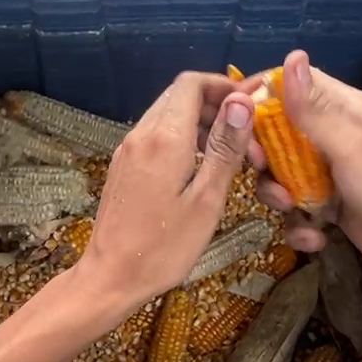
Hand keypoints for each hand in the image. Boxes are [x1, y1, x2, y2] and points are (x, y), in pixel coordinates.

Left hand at [80, 72, 256, 305]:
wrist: (111, 277)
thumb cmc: (164, 248)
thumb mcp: (205, 201)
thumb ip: (225, 149)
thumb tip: (242, 102)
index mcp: (164, 137)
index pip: (193, 84)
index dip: (224, 86)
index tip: (250, 107)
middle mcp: (141, 134)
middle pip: (179, 96)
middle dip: (215, 106)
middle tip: (244, 138)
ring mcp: (128, 151)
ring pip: (167, 117)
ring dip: (199, 125)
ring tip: (227, 157)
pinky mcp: (123, 169)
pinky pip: (155, 138)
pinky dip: (181, 141)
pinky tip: (198, 170)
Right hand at [252, 50, 361, 285]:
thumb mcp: (348, 144)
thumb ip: (313, 109)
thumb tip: (290, 57)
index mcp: (342, 110)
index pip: (293, 86)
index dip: (262, 93)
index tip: (235, 112)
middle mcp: (332, 137)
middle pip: (278, 135)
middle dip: (263, 155)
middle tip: (260, 170)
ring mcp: (328, 174)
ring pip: (282, 176)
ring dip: (278, 196)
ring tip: (291, 209)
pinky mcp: (329, 208)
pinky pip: (298, 211)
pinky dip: (300, 226)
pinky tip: (315, 237)